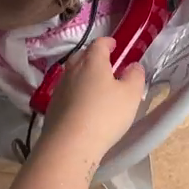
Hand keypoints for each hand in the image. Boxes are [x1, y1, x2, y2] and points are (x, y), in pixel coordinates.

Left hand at [38, 38, 145, 171]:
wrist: (69, 145)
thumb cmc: (104, 115)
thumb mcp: (131, 95)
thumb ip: (135, 76)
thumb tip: (133, 66)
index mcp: (92, 62)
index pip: (99, 44)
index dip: (108, 43)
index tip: (115, 45)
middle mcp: (72, 70)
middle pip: (82, 56)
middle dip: (93, 56)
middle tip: (106, 64)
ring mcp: (59, 88)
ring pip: (72, 74)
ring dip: (83, 75)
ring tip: (96, 85)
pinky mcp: (52, 106)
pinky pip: (66, 91)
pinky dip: (76, 92)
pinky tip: (83, 105)